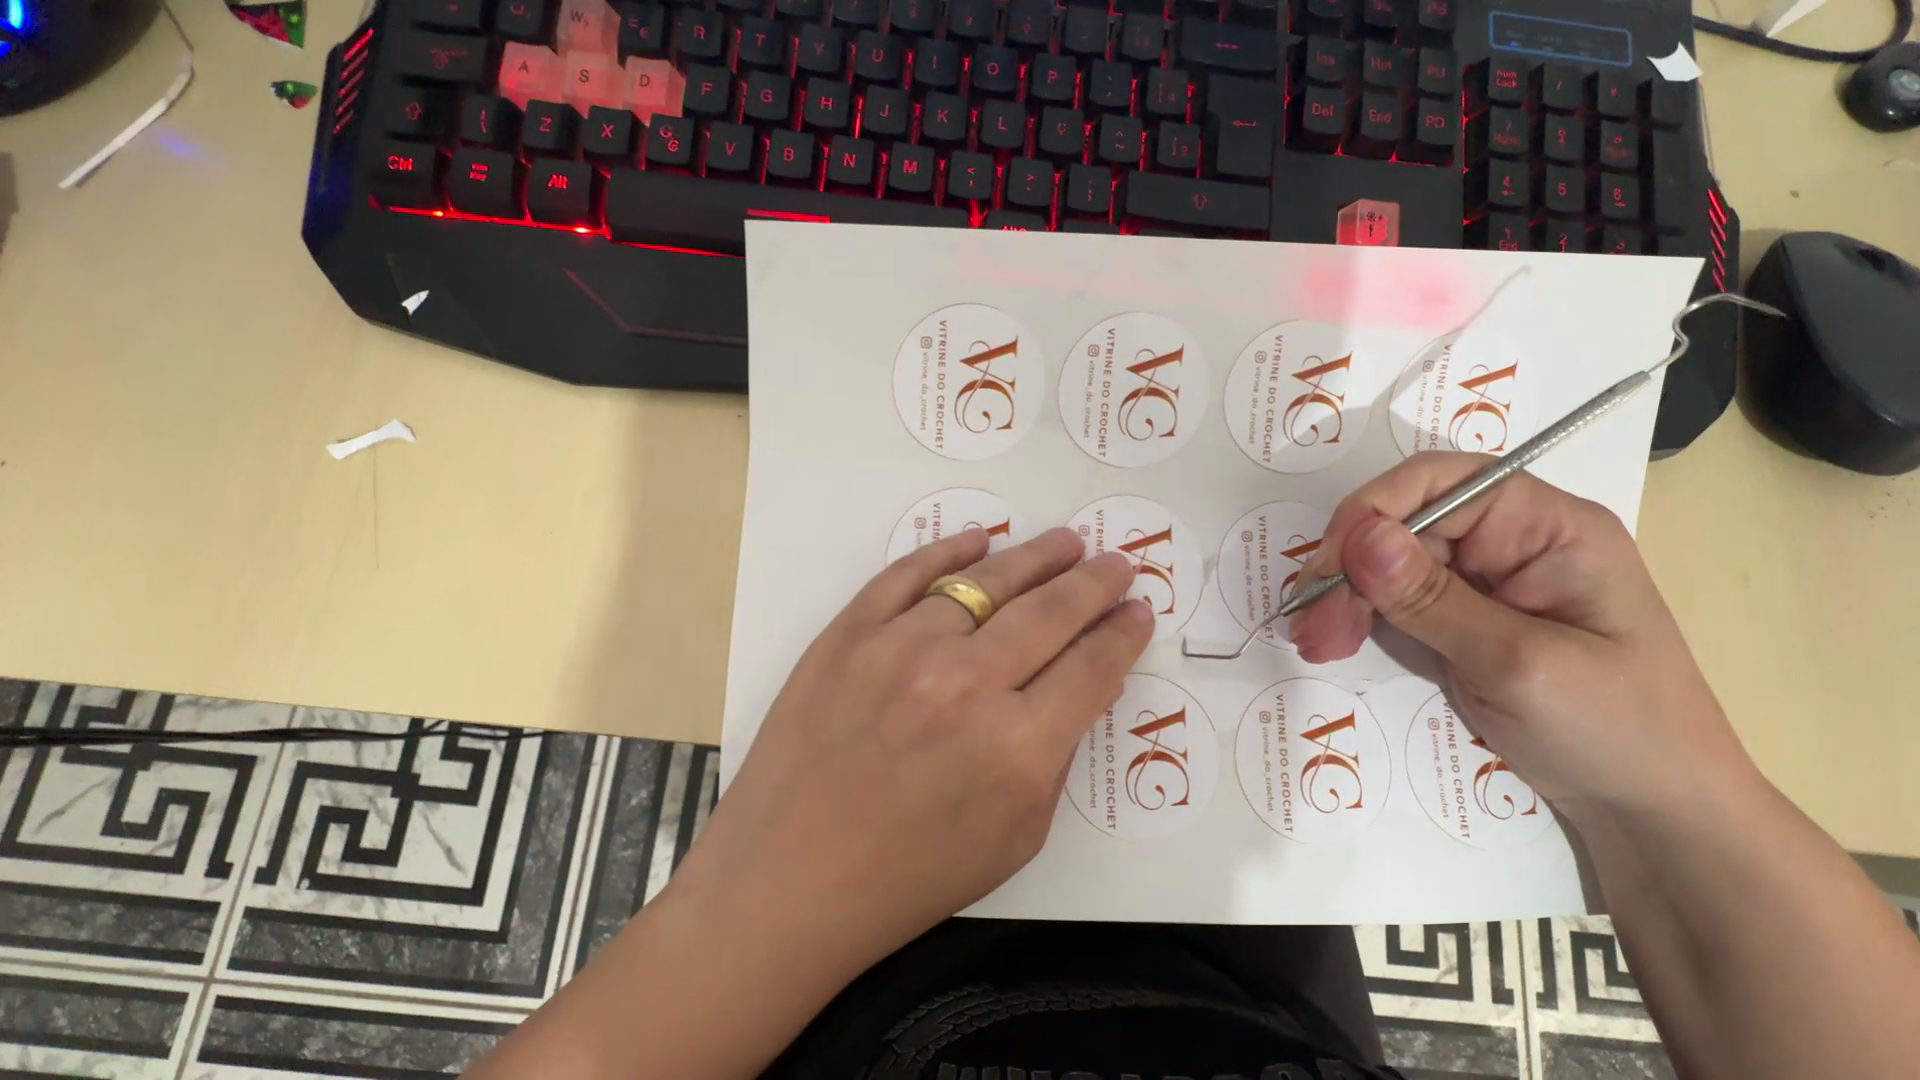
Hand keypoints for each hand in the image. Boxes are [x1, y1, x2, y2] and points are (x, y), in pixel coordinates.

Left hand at [671, 527, 1151, 978]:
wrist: (789, 879)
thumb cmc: (909, 877)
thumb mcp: (1016, 839)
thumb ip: (1056, 758)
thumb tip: (1082, 687)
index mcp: (1018, 747)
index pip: (1092, 668)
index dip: (1122, 634)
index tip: (1139, 611)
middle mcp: (967, 684)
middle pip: (1050, 612)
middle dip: (1094, 583)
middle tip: (1116, 563)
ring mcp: (901, 649)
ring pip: (985, 582)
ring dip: (1034, 557)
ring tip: (1064, 542)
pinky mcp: (847, 634)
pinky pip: (907, 574)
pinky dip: (948, 551)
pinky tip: (978, 540)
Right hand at [1288, 452, 1759, 823]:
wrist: (1651, 812)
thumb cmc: (1615, 731)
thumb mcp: (1518, 662)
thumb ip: (1432, 598)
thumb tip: (1358, 536)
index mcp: (1547, 527)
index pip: (1441, 482)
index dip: (1375, 509)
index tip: (1330, 565)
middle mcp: (1511, 541)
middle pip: (1404, 522)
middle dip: (1349, 566)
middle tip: (1310, 623)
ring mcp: (1484, 584)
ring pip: (1389, 562)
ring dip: (1344, 595)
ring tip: (1314, 641)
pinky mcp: (1460, 622)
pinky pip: (1395, 601)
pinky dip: (1358, 618)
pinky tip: (1333, 642)